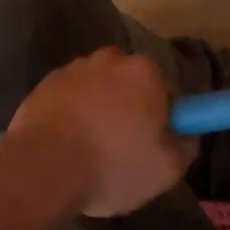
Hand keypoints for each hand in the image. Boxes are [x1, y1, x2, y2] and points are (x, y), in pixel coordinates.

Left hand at [7, 46, 192, 216]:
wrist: (43, 166)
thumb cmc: (113, 165)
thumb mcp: (166, 170)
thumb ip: (185, 146)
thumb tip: (186, 134)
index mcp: (144, 72)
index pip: (166, 89)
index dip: (164, 116)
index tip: (154, 141)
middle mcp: (110, 59)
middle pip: (129, 83)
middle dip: (130, 107)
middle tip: (125, 147)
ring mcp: (75, 67)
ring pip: (98, 87)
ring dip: (99, 108)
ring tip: (91, 148)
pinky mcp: (46, 82)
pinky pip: (70, 96)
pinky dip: (72, 112)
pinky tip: (68, 142)